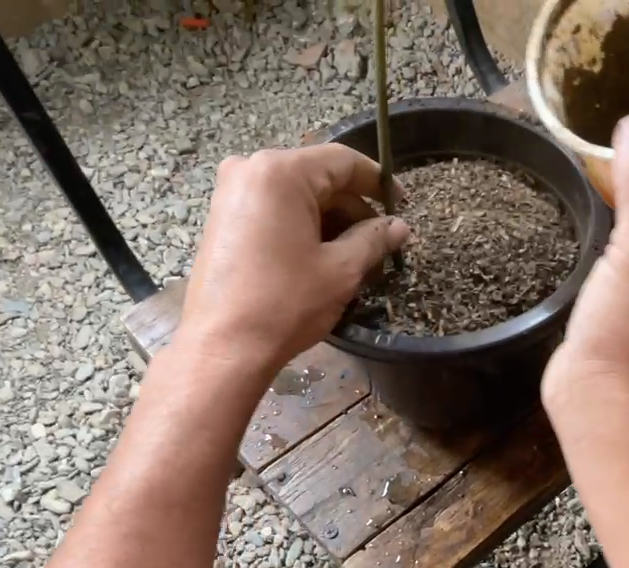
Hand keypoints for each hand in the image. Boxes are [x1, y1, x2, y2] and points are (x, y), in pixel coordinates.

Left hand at [172, 144, 409, 390]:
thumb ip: (374, 240)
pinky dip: (305, 227)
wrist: (225, 344)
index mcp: (281, 173)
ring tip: (357, 258)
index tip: (403, 205)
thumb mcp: (341, 270)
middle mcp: (251, 170)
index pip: (342, 161)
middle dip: (354, 207)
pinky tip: (324, 259)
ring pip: (298, 196)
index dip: (378, 181)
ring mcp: (233, 193)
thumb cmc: (286, 303)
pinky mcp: (225, 218)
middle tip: (382, 243)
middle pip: (318, 177)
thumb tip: (399, 226)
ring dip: (332, 221)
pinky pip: (276, 210)